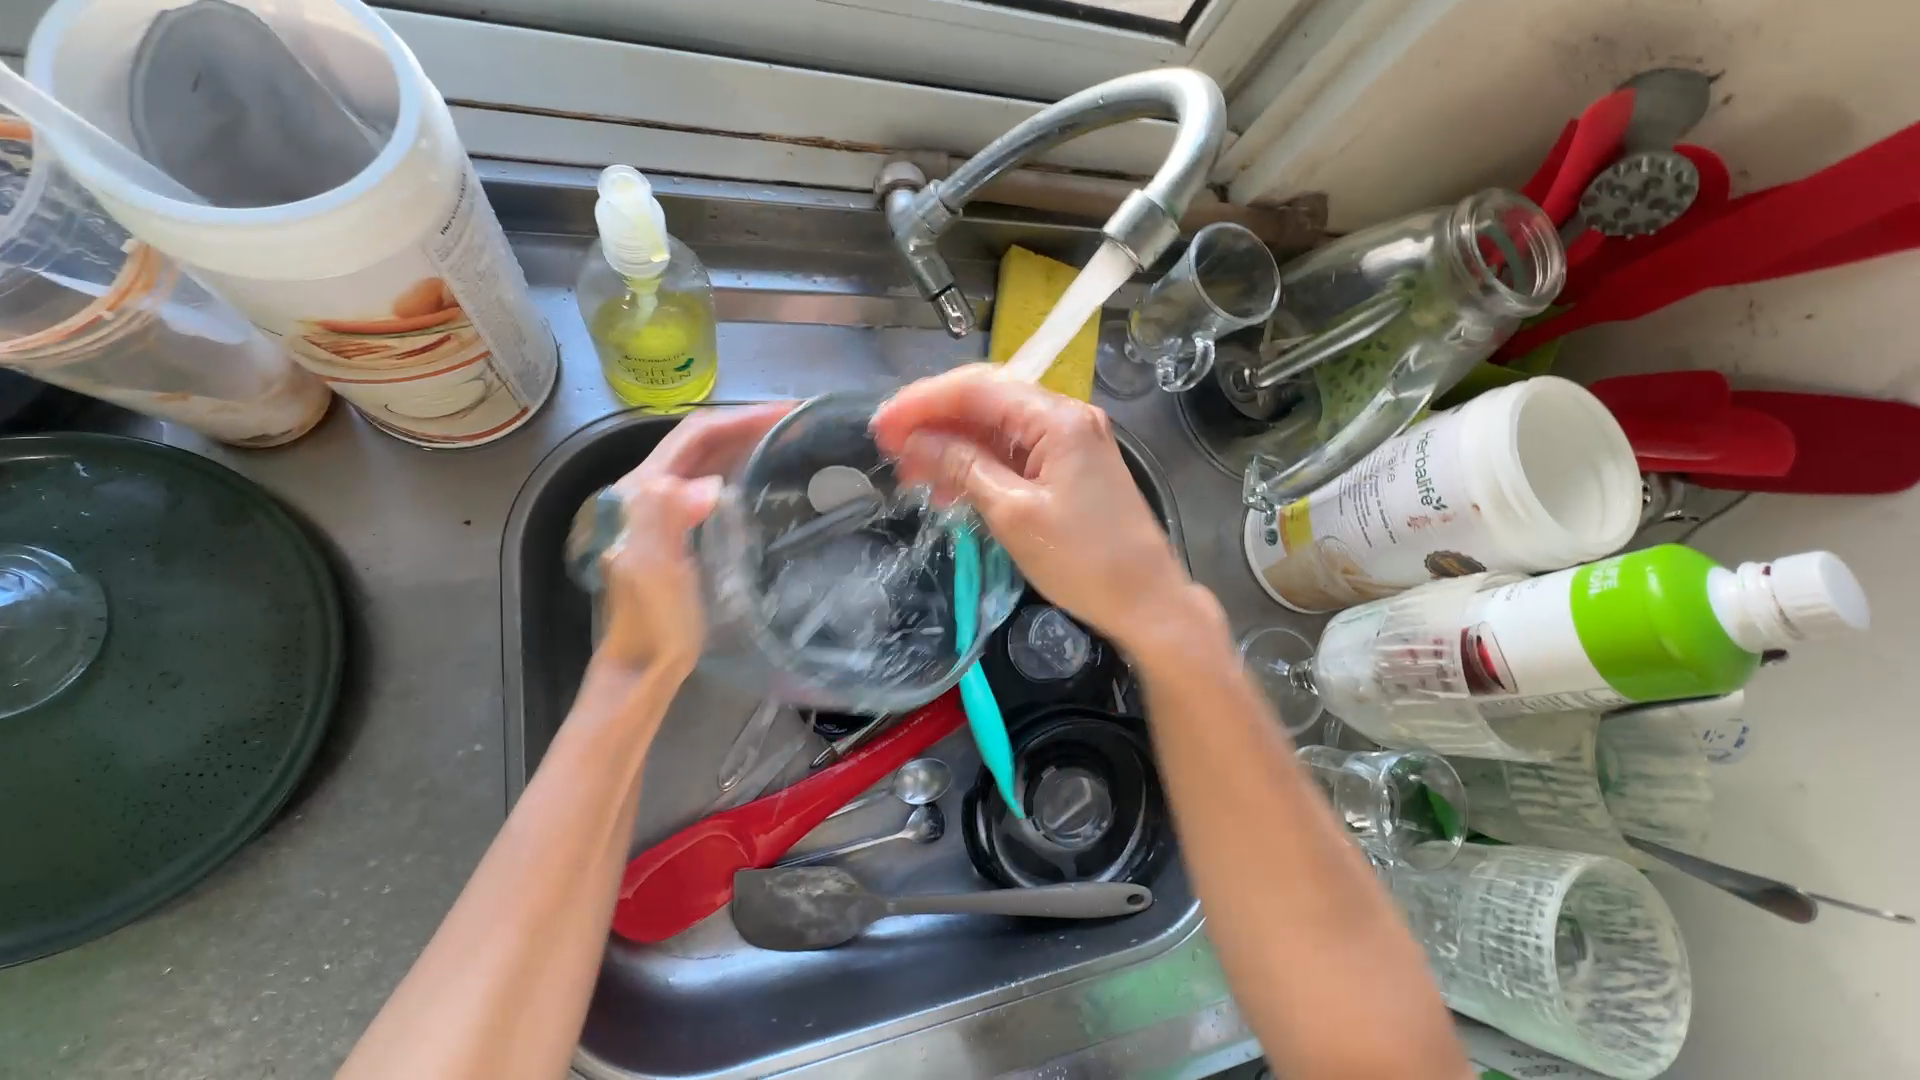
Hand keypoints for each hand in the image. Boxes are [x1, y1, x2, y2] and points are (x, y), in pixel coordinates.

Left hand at [594, 403, 794, 678]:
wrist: (643, 667)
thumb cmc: (652, 623)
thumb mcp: (655, 570)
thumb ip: (669, 519)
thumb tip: (709, 485)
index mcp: (640, 491)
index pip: (693, 435)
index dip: (740, 418)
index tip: (787, 413)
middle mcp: (649, 491)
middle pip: (701, 441)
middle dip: (748, 423)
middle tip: (800, 421)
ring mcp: (664, 510)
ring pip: (707, 460)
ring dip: (746, 442)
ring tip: (791, 437)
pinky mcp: (680, 529)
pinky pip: (713, 484)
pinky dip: (741, 469)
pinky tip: (767, 474)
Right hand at [871, 365, 1193, 648]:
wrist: (1146, 602)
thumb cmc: (1084, 562)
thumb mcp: (1013, 514)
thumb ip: (963, 467)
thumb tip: (916, 443)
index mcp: (1057, 419)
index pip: (977, 389)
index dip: (922, 403)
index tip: (881, 426)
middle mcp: (1066, 417)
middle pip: (986, 402)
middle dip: (934, 421)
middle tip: (889, 448)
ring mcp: (1069, 441)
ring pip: (996, 429)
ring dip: (952, 446)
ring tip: (912, 475)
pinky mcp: (1069, 467)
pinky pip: (1013, 453)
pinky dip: (978, 465)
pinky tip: (949, 488)